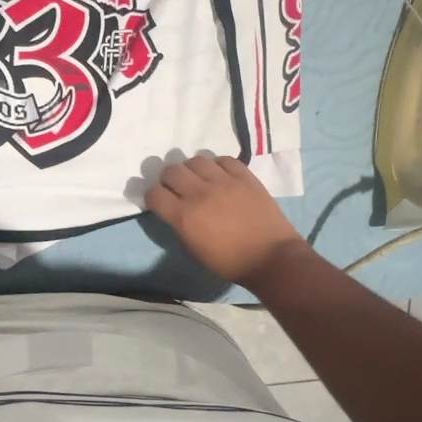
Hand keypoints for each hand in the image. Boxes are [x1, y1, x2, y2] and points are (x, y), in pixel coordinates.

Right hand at [145, 155, 304, 282]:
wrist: (269, 256)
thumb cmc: (228, 261)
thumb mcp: (193, 250)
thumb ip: (179, 225)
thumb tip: (174, 211)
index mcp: (184, 216)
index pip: (154, 193)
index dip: (152, 197)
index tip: (158, 202)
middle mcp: (199, 193)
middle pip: (171, 170)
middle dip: (168, 179)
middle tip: (176, 188)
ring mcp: (224, 181)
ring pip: (195, 160)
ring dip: (191, 170)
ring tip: (199, 180)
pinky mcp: (244, 176)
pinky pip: (223, 160)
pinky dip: (217, 166)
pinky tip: (220, 177)